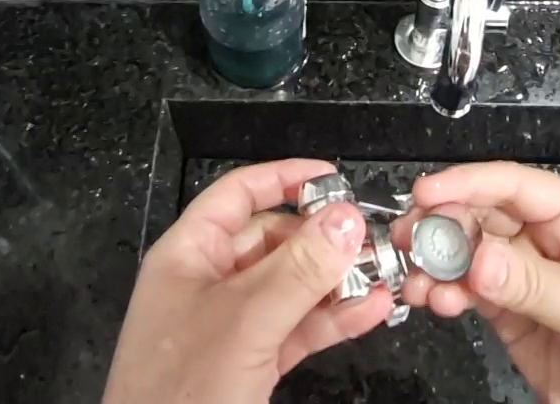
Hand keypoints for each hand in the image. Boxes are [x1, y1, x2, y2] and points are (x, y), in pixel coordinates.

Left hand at [102, 160, 392, 403]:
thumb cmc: (179, 396)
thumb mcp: (244, 323)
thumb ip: (298, 270)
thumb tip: (344, 220)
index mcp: (189, 254)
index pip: (239, 194)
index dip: (283, 178)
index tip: (330, 177)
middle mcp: (209, 282)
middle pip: (272, 239)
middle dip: (321, 237)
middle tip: (366, 236)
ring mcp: (231, 325)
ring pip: (290, 285)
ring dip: (336, 279)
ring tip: (380, 272)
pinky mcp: (250, 363)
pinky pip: (297, 327)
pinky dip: (332, 318)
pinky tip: (368, 310)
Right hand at [398, 162, 559, 403]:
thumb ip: (535, 284)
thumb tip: (479, 256)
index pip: (516, 186)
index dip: (470, 183)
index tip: (429, 192)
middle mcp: (548, 242)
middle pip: (484, 214)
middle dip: (444, 223)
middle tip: (412, 237)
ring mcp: (527, 278)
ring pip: (470, 253)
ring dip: (439, 261)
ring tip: (419, 280)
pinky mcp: (513, 315)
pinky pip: (470, 291)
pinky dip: (447, 292)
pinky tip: (436, 300)